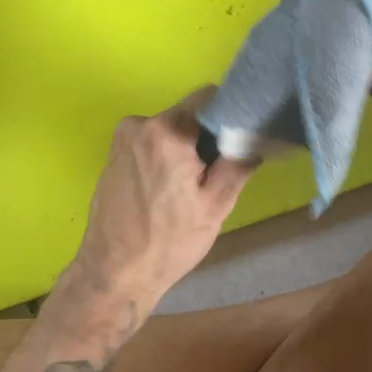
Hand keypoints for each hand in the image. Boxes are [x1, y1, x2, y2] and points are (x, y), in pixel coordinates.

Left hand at [67, 89, 255, 304]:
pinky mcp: (114, 153)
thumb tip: (257, 132)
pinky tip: (168, 191)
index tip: (236, 147)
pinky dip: (166, 158)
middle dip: (206, 139)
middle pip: (189, 115)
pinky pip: (152, 143)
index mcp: (166, 131)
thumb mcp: (216, 205)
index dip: (229, 118)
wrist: (114, 272)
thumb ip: (238, 161)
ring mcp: (122, 138)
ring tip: (189, 190)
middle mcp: (139, 123)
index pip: (210, 98)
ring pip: (171, 130)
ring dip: (186, 151)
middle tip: (213, 178)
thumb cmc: (169, 242)